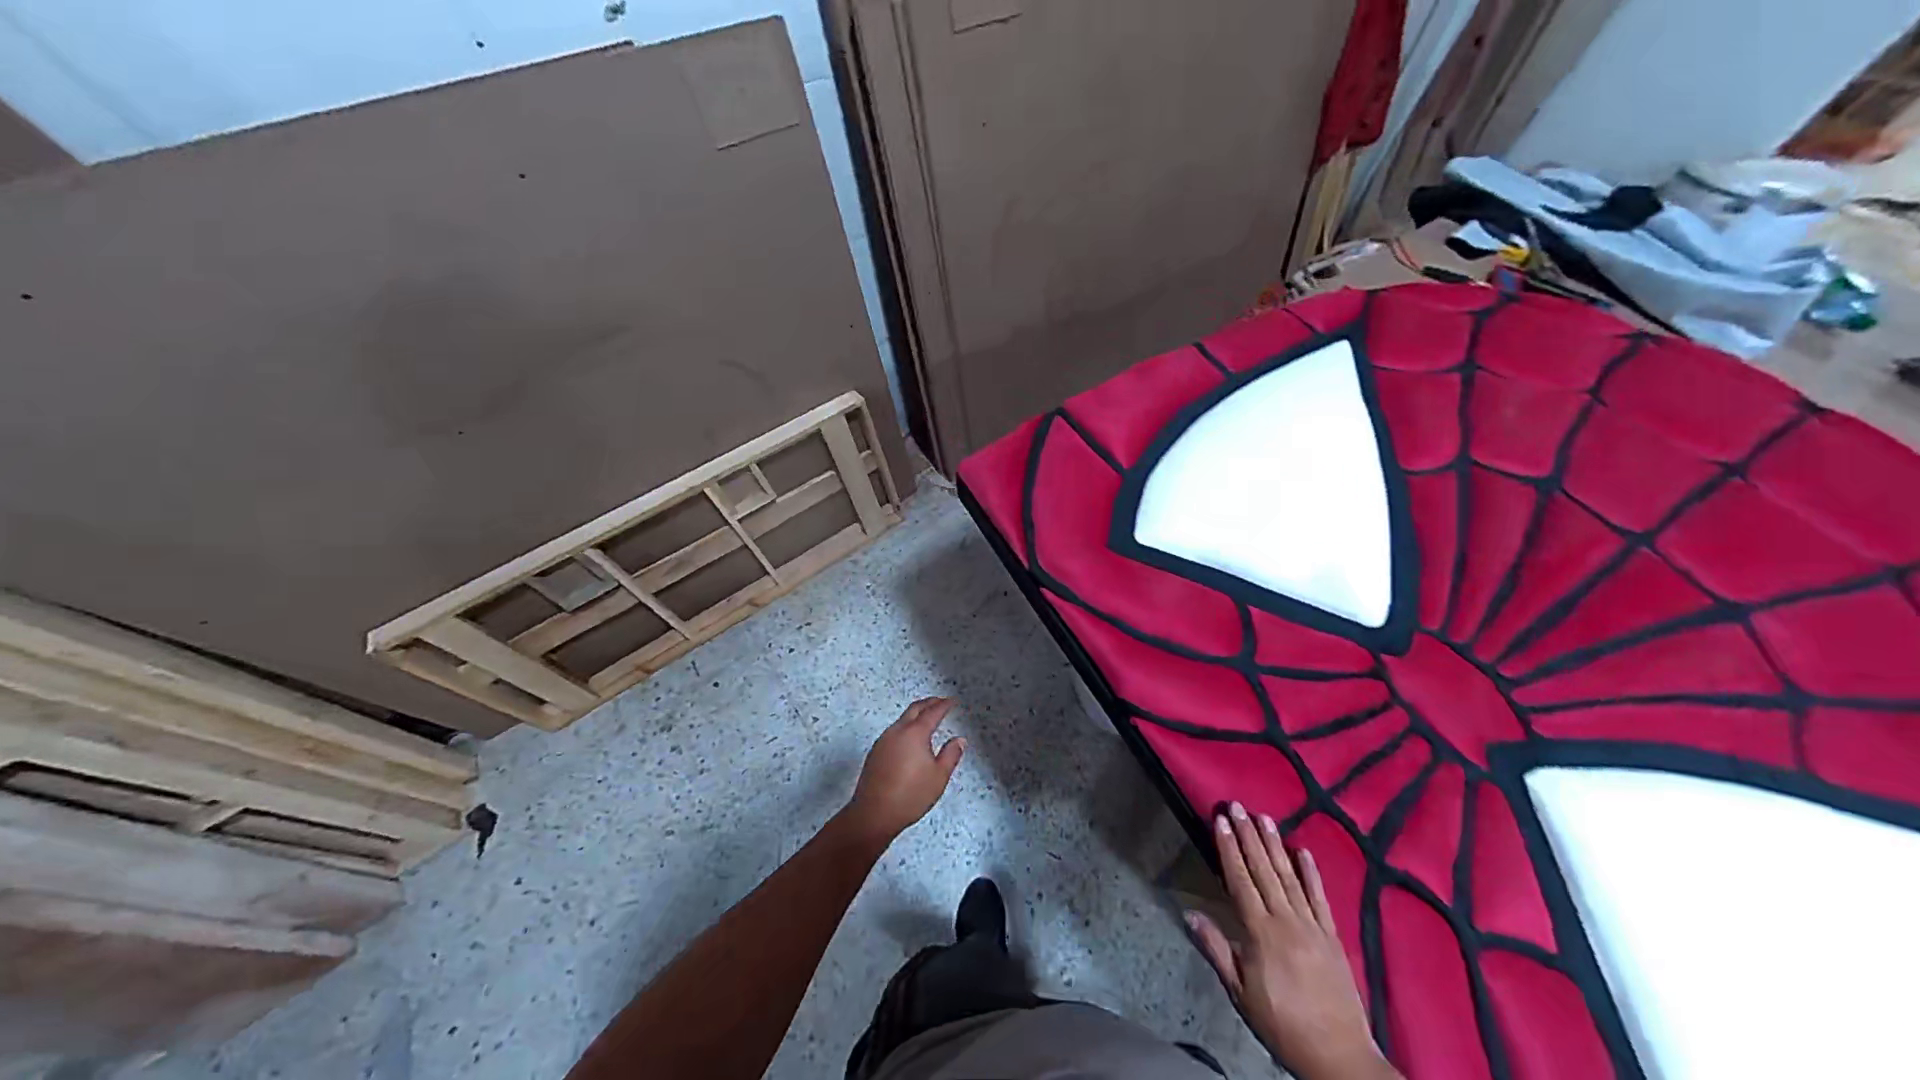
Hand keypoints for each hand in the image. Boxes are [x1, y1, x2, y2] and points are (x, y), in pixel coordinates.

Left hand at [841, 697, 965, 843]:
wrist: (874, 813)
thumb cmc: (910, 795)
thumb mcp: (939, 776)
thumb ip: (951, 754)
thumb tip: (959, 740)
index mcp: (915, 733)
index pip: (933, 712)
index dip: (944, 704)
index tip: (952, 701)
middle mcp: (897, 731)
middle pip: (914, 709)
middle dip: (929, 703)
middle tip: (940, 702)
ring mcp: (883, 741)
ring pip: (902, 719)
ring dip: (916, 714)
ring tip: (927, 718)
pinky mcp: (875, 752)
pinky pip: (894, 731)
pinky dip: (906, 727)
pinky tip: (911, 739)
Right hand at [1187, 803, 1399, 1079]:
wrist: (1337, 1055)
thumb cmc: (1280, 1024)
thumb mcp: (1239, 992)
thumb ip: (1216, 949)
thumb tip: (1190, 913)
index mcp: (1260, 933)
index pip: (1240, 880)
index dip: (1228, 849)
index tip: (1220, 821)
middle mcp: (1286, 921)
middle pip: (1263, 870)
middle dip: (1248, 836)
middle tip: (1238, 806)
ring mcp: (1312, 926)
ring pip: (1289, 877)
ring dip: (1275, 845)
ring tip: (1264, 818)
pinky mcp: (1332, 936)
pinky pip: (1320, 898)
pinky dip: (1312, 873)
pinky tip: (1304, 851)